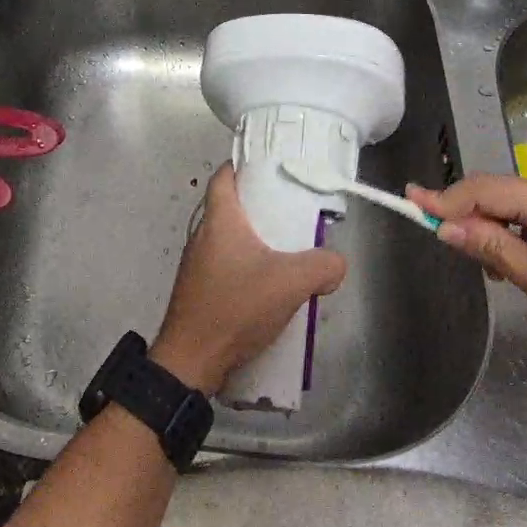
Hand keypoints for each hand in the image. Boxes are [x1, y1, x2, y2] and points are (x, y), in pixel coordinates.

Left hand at [151, 163, 347, 394]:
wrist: (191, 360)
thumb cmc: (235, 307)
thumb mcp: (291, 283)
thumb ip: (323, 266)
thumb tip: (335, 264)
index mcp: (219, 220)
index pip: (224, 176)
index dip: (245, 166)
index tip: (272, 169)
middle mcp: (202, 235)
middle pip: (230, 207)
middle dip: (260, 208)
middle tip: (292, 214)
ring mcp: (196, 264)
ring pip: (229, 239)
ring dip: (255, 242)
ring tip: (287, 253)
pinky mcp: (198, 290)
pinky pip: (225, 266)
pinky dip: (246, 268)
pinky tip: (268, 288)